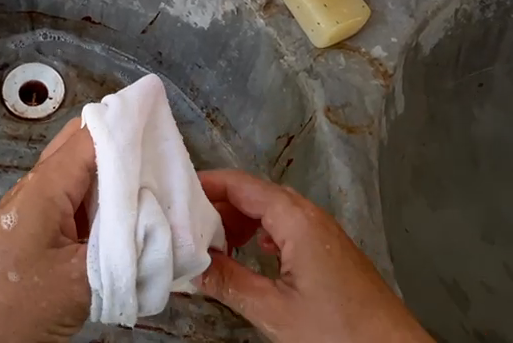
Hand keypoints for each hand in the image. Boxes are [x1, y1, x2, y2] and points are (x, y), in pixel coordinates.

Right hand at [195, 169, 431, 342]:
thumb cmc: (335, 331)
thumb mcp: (275, 312)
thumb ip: (230, 283)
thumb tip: (190, 264)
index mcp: (293, 217)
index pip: (240, 184)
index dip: (207, 186)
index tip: (176, 197)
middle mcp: (308, 213)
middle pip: (255, 193)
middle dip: (220, 206)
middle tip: (190, 227)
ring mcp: (322, 230)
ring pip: (271, 209)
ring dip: (241, 221)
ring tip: (216, 246)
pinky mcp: (330, 249)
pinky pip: (287, 226)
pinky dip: (262, 233)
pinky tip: (253, 255)